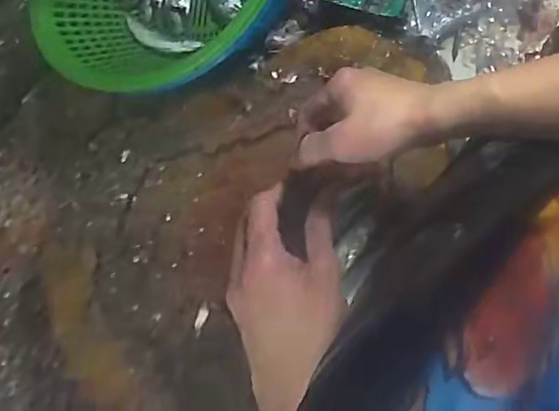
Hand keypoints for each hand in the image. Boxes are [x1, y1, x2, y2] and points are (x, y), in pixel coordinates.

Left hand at [227, 183, 344, 410]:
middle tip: (299, 191)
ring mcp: (233, 291)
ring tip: (294, 214)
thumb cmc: (317, 322)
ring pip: (241, 242)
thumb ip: (319, 228)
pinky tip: (283, 245)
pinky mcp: (236, 306)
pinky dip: (258, 244)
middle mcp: (238, 271)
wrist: (296, 381)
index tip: (301, 176)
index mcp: (260, 259)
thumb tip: (323, 192)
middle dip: (268, 202)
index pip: (259, 206)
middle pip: (244, 222)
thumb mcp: (325, 270)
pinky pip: (242, 261)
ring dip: (261, 224)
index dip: (278, 186)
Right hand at [295, 68, 436, 169]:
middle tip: (329, 168)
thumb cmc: (382, 127)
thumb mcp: (339, 144)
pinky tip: (370, 154)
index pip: (306, 113)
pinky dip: (364, 136)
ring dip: (346, 142)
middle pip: (329, 115)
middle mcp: (355, 78)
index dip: (302, 141)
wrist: (433, 114)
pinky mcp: (393, 97)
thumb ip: (311, 150)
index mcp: (338, 82)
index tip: (308, 166)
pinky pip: (369, 119)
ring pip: (349, 119)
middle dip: (326, 143)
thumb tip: (296, 156)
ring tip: (349, 165)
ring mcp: (377, 86)